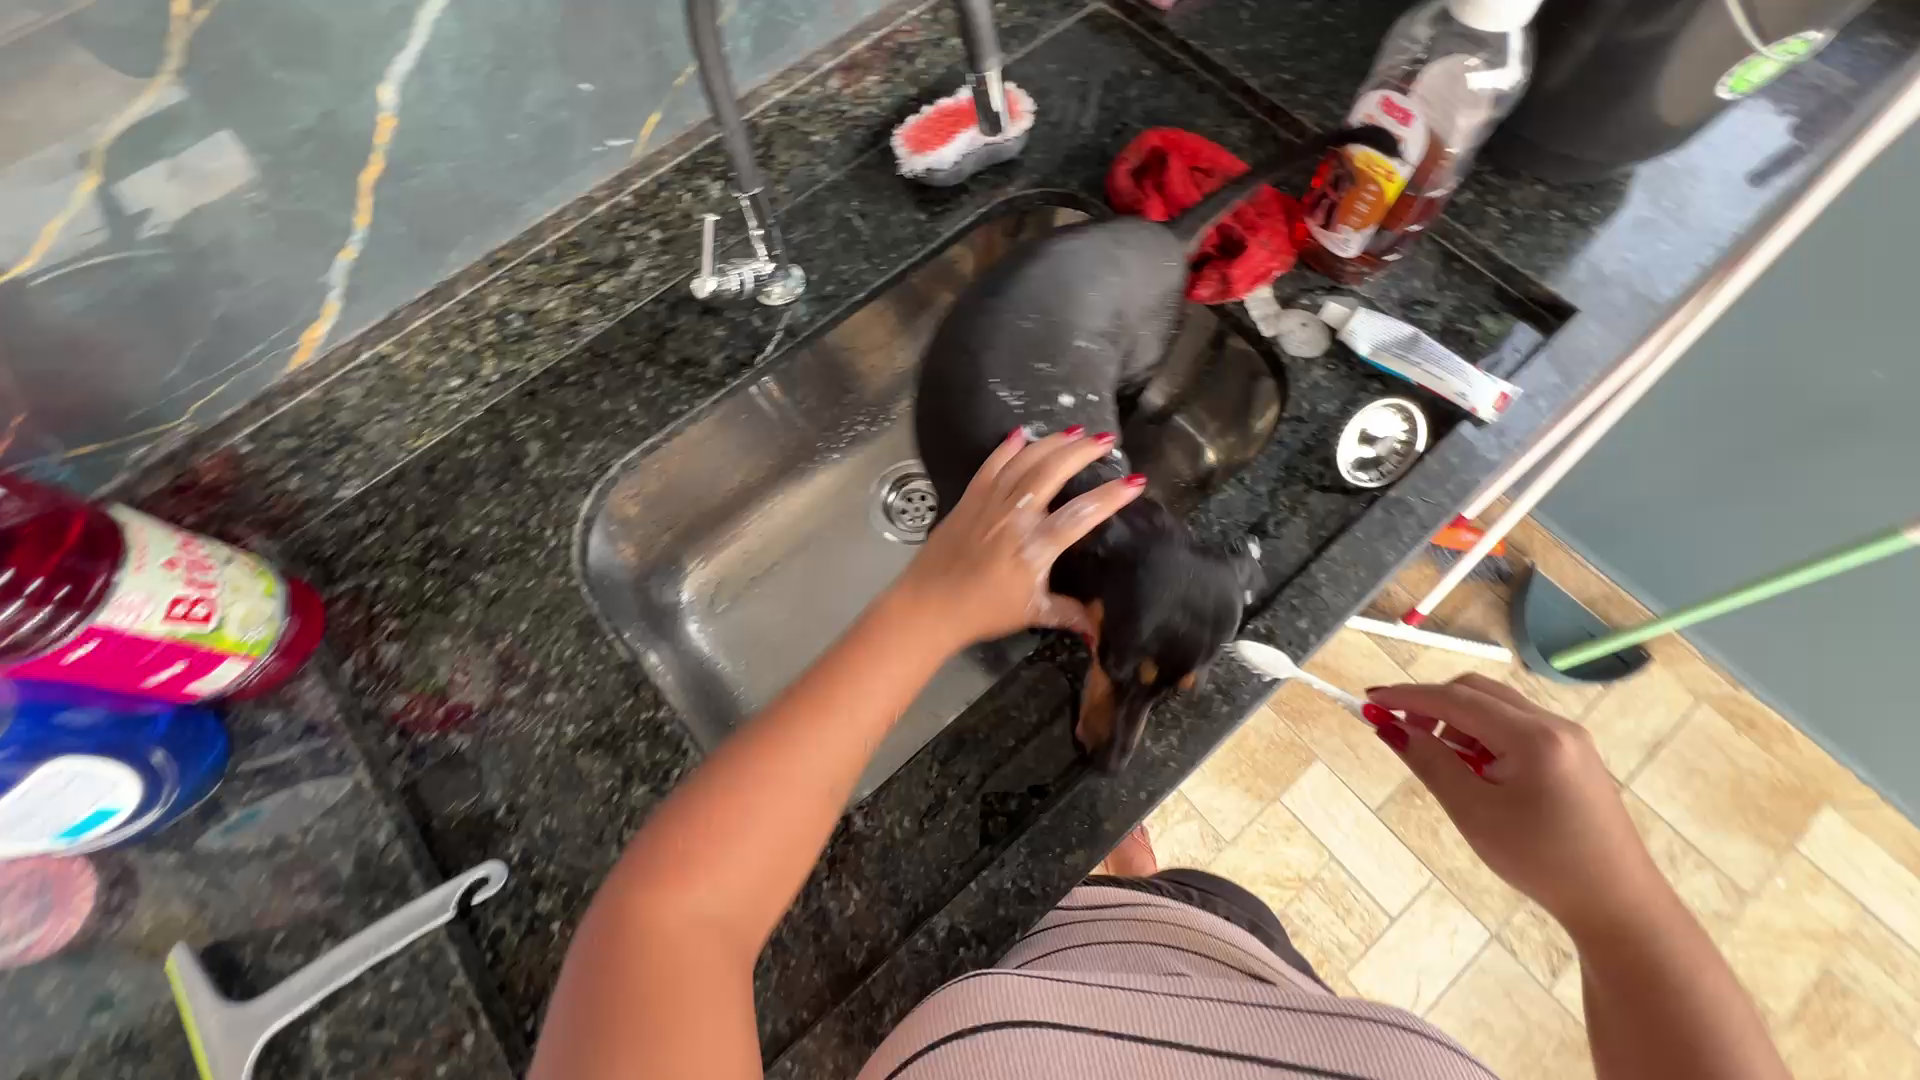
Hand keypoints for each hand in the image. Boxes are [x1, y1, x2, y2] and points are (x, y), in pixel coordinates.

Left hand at [893, 426, 1143, 649]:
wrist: (928, 606)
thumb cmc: (982, 612)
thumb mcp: (1031, 613)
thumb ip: (1068, 613)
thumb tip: (1098, 630)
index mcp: (1034, 548)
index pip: (1080, 515)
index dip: (1110, 497)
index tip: (1134, 482)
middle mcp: (1014, 517)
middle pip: (1052, 472)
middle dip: (1081, 452)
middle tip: (1105, 441)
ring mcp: (989, 504)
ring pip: (1024, 462)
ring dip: (1051, 443)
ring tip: (1075, 431)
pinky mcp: (968, 499)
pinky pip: (990, 466)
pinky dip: (1007, 447)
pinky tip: (1021, 433)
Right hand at [1367, 676, 1664, 936]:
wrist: (1617, 903)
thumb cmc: (1539, 859)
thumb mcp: (1473, 811)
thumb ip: (1429, 761)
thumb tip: (1389, 727)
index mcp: (1533, 737)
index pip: (1455, 699)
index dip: (1407, 696)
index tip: (1369, 699)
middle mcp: (1554, 725)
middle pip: (1476, 691)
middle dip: (1431, 703)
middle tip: (1400, 730)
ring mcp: (1567, 738)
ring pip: (1494, 706)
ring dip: (1455, 720)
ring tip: (1441, 761)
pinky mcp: (1571, 754)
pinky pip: (1513, 725)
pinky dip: (1480, 733)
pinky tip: (1473, 769)